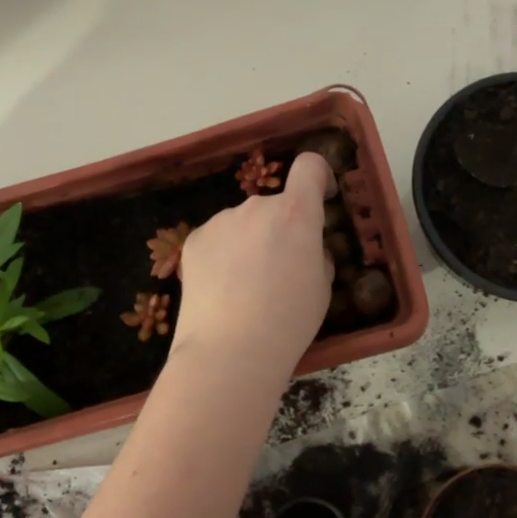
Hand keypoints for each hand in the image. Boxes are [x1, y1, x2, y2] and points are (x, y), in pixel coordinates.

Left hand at [174, 151, 334, 372]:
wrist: (229, 351)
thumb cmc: (288, 322)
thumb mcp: (322, 288)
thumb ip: (316, 255)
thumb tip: (306, 249)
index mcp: (296, 214)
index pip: (310, 166)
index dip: (319, 176)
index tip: (322, 197)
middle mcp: (258, 207)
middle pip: (276, 206)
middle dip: (280, 229)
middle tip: (279, 271)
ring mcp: (222, 221)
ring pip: (244, 224)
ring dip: (250, 242)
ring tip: (245, 288)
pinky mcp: (194, 240)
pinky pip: (218, 239)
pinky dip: (223, 255)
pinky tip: (221, 290)